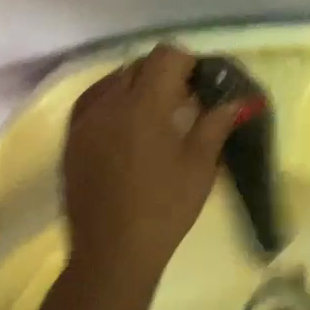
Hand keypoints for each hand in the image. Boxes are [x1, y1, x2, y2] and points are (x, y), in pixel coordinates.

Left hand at [62, 43, 242, 280]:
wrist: (110, 254)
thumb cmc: (163, 208)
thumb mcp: (200, 166)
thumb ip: (217, 123)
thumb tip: (238, 100)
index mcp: (144, 103)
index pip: (166, 55)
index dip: (187, 62)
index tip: (200, 85)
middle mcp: (110, 101)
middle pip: (140, 64)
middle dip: (163, 73)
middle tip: (182, 101)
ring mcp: (85, 118)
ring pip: (115, 78)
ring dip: (137, 84)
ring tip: (152, 114)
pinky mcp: (70, 137)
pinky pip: (92, 99)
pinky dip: (111, 99)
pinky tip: (124, 123)